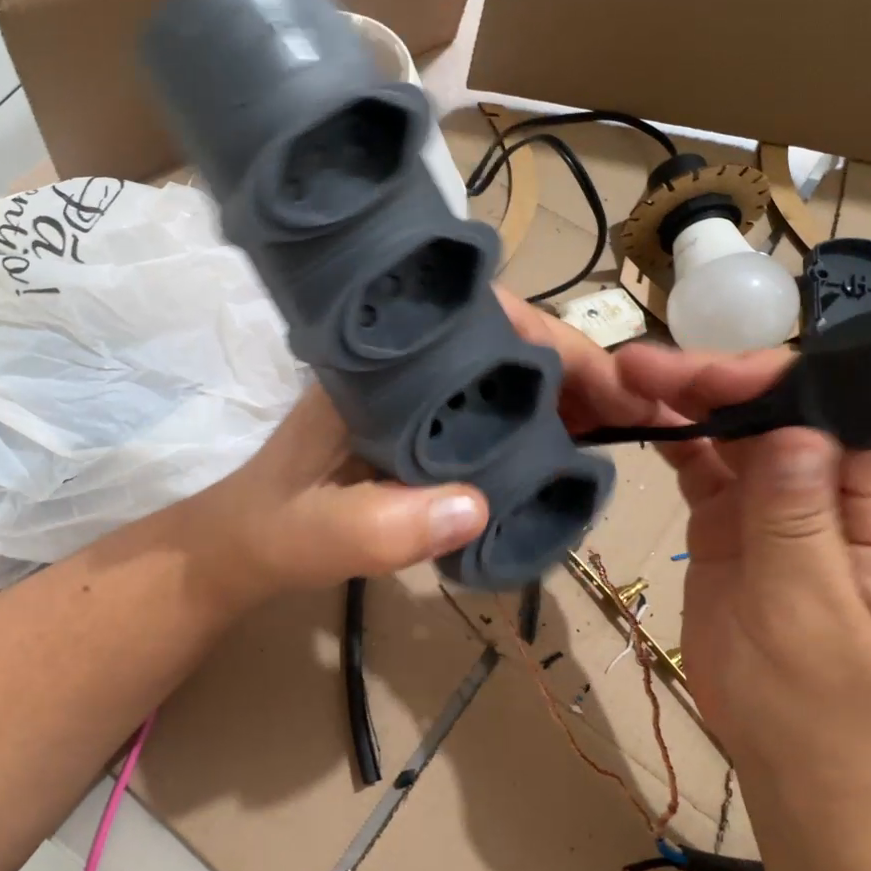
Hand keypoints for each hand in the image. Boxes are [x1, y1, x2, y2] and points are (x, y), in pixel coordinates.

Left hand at [199, 285, 671, 597]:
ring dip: (557, 396)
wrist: (237, 548)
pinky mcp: (410, 432)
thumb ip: (380, 527)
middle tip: (634, 412)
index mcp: (374, 370)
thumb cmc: (269, 533)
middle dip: (570, 367)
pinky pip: (481, 414)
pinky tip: (560, 458)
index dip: (545, 339)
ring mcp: (405, 399)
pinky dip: (528, 428)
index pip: (471, 322)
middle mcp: (396, 370)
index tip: (605, 381)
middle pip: (497, 343)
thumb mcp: (315, 536)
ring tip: (616, 432)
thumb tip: (477, 507)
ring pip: (495, 376)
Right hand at [616, 346, 870, 808]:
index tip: (710, 375)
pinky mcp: (732, 527)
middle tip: (640, 368)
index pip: (843, 417)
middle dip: (716, 383)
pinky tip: (634, 417)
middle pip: (778, 414)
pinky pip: (704, 469)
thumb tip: (790, 430)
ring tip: (624, 378)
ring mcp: (777, 507)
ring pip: (734, 434)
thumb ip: (799, 521)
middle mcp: (832, 493)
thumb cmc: (822, 704)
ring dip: (685, 402)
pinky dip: (672, 441)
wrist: (797, 766)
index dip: (781, 384)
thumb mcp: (813, 614)